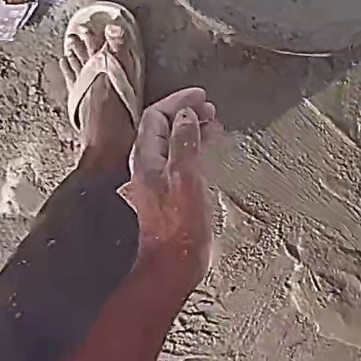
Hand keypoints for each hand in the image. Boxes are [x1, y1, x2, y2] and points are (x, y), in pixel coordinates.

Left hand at [118, 87, 222, 284]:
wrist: (173, 264)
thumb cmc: (180, 226)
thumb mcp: (186, 178)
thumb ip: (184, 144)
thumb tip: (186, 116)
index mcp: (146, 160)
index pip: (155, 117)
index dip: (178, 102)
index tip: (201, 96)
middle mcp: (147, 167)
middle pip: (162, 128)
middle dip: (186, 113)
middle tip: (211, 109)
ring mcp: (156, 181)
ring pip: (171, 144)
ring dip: (191, 130)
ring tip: (213, 126)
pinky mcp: (167, 193)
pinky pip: (178, 160)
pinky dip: (192, 148)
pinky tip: (206, 153)